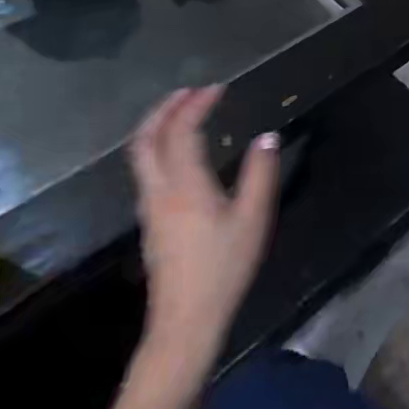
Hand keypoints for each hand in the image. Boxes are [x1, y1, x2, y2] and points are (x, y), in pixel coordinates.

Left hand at [127, 86, 279, 365]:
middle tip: (188, 92)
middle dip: (164, 108)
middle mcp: (159, 189)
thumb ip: (260, 174)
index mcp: (185, 184)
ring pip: (141, 154)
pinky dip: (158, 147)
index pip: (183, 131)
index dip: (197, 104)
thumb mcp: (253, 220)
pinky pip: (146, 169)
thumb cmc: (223, 269)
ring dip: (157, 126)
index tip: (217, 89)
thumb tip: (266, 137)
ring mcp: (149, 206)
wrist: (186, 320)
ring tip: (182, 114)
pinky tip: (179, 154)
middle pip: (146, 138)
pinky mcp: (150, 222)